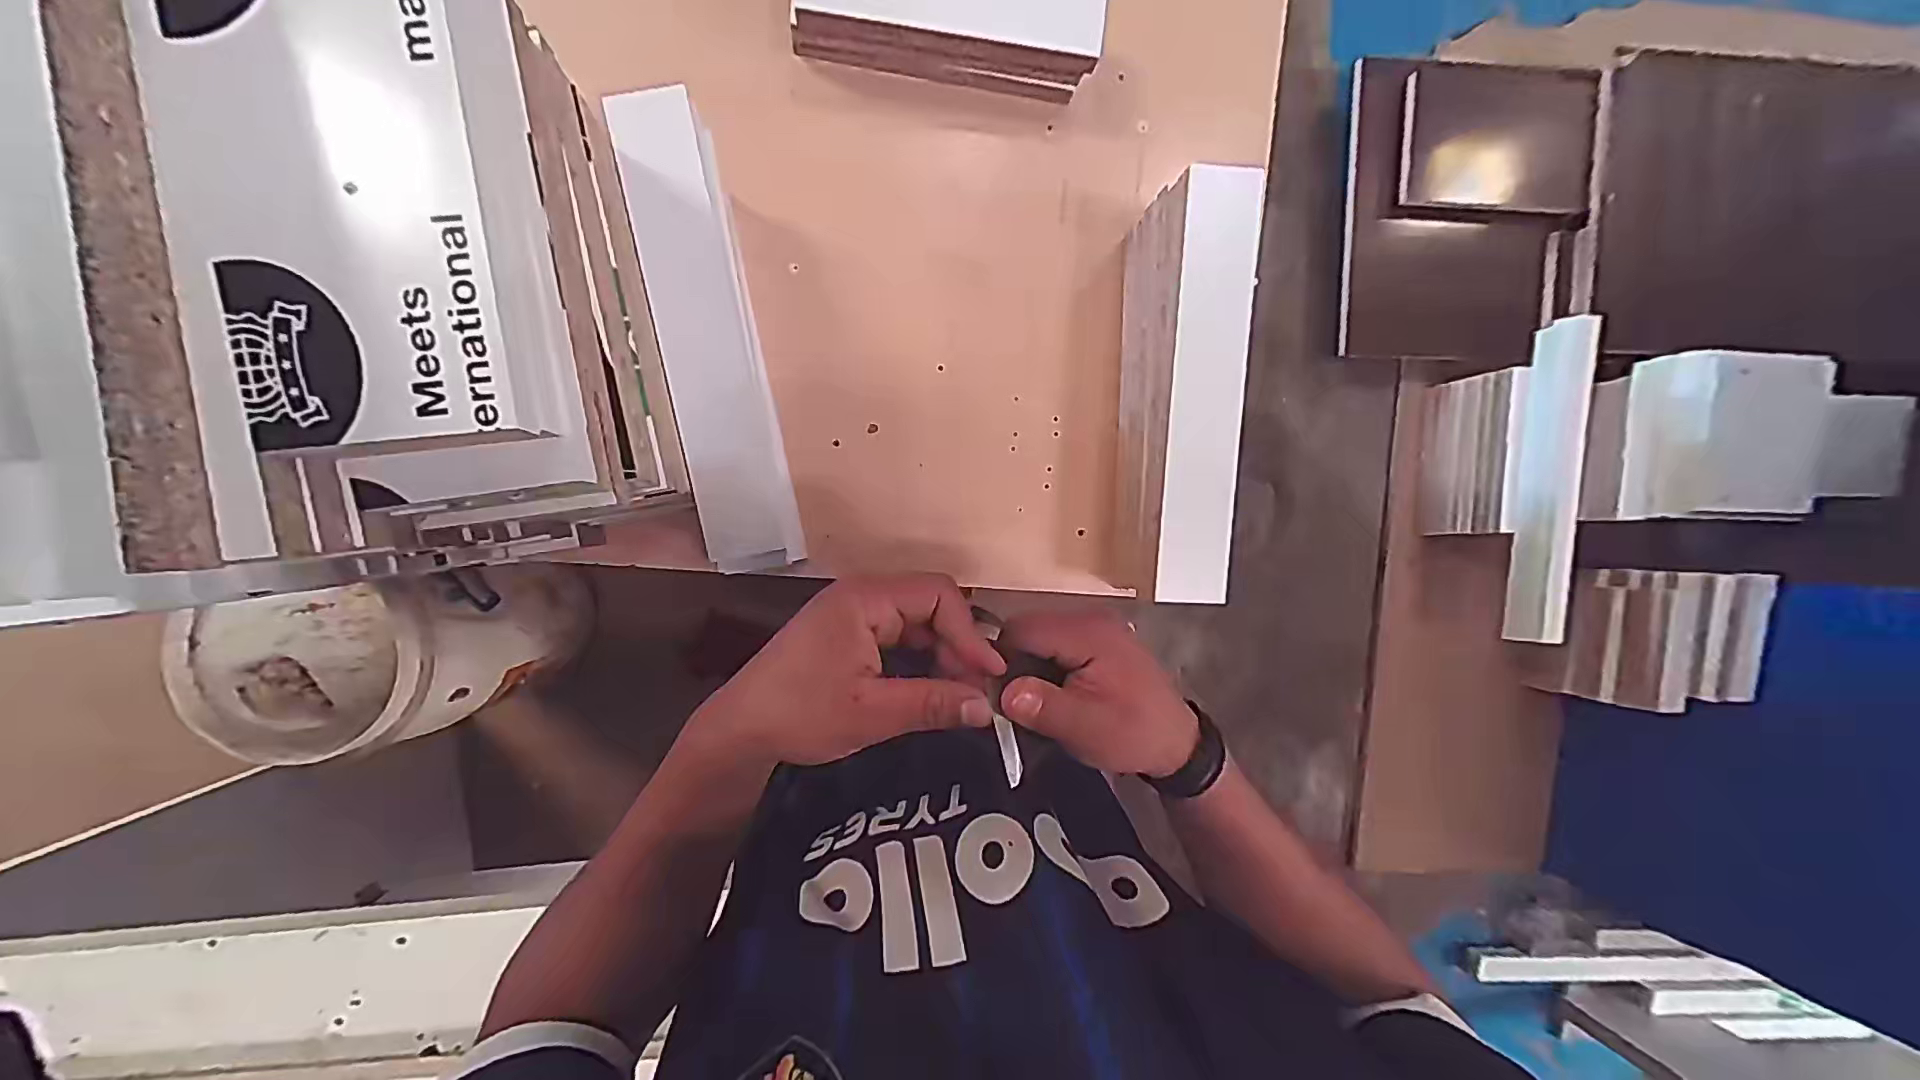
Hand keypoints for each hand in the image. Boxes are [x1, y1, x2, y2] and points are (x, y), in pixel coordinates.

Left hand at [691, 575, 1006, 765]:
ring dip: (941, 653)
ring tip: (958, 692)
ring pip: (916, 621)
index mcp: (864, 599)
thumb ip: (933, 704)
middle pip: (930, 604)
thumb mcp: (872, 713)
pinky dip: (920, 659)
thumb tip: (986, 708)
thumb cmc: (800, 714)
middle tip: (975, 688)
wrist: (739, 731)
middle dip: (957, 644)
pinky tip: (930, 687)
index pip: (938, 595)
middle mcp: (861, 596)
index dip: (969, 632)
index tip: (989, 673)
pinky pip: (898, 636)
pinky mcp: (847, 633)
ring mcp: (852, 613)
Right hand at [998, 611, 1199, 777]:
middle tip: (1010, 701)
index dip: (999, 659)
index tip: (994, 691)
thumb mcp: (1086, 728)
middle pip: (1027, 629)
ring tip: (1031, 700)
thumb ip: (1043, 707)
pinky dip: (1044, 666)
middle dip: (1012, 663)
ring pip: (1038, 637)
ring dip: (1028, 666)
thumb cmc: (1136, 735)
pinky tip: (1049, 693)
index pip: (1022, 630)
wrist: (1177, 743)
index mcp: (1088, 633)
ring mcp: (1094, 627)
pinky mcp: (1095, 640)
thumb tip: (1004, 693)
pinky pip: (1054, 644)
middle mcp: (1090, 619)